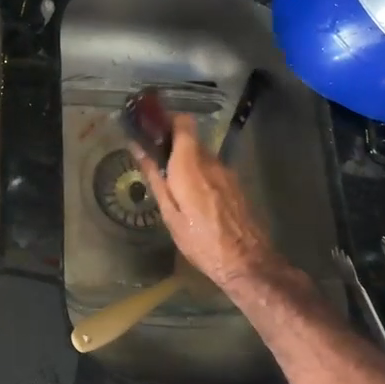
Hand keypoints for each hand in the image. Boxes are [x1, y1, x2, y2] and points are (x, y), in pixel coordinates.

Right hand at [136, 115, 278, 289]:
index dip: (168, 120)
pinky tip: (194, 199)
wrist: (247, 263)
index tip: (152, 130)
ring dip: (187, 163)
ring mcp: (227, 173)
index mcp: (189, 163)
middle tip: (156, 162)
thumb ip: (154, 176)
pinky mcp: (236, 186)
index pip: (183, 122)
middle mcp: (210, 161)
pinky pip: (213, 170)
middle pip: (191, 139)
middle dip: (173, 146)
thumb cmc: (199, 239)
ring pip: (202, 156)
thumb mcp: (169, 212)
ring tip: (174, 186)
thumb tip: (137, 147)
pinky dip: (201, 175)